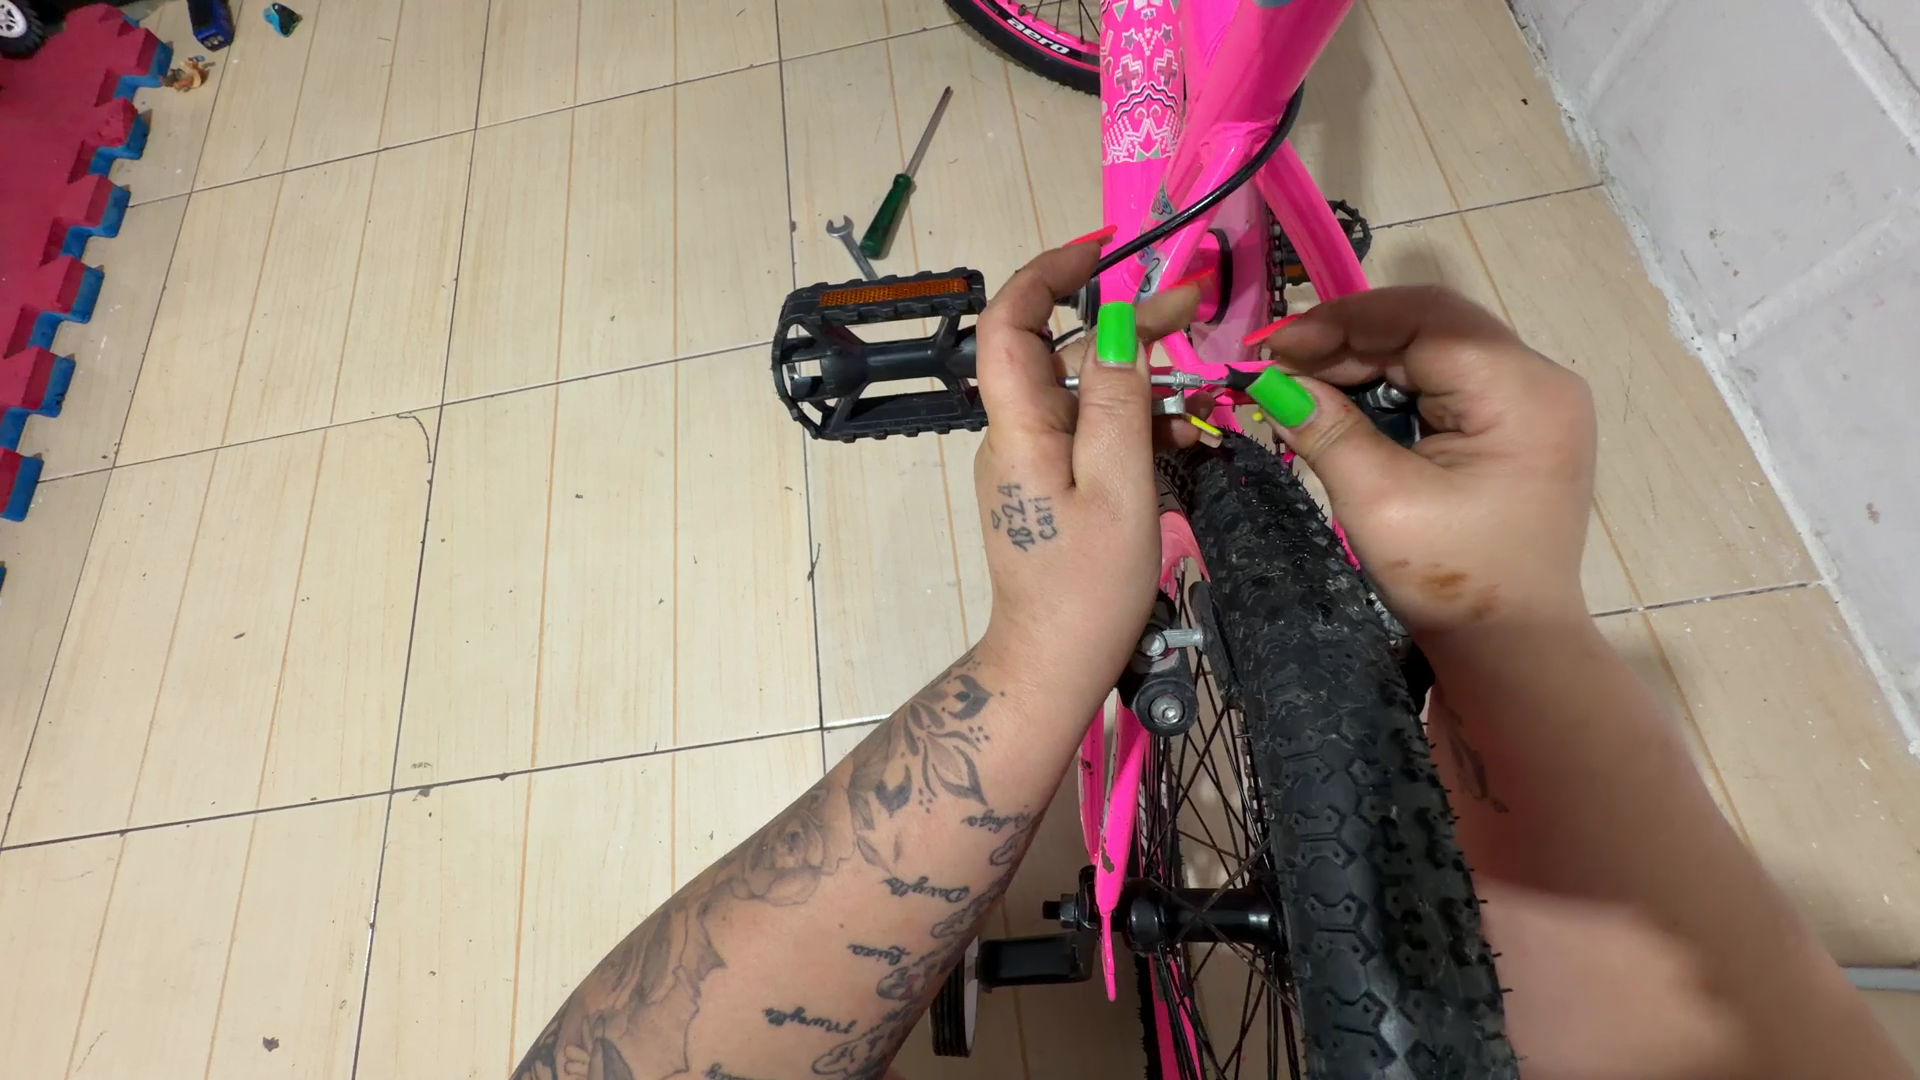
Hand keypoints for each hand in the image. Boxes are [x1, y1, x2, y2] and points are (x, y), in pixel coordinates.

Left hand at [969, 241, 1202, 700]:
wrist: (1054, 659)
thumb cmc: (1088, 584)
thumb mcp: (1118, 486)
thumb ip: (1118, 400)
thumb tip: (1121, 323)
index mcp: (1019, 427)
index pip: (1010, 322)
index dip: (1048, 273)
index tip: (1107, 247)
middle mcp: (1014, 434)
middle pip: (1060, 354)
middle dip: (1124, 326)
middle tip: (1194, 310)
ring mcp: (1029, 460)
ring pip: (1082, 395)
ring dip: (1138, 383)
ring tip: (1200, 393)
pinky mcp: (1047, 484)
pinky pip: (1087, 435)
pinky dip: (1130, 426)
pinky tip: (1178, 434)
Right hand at [1251, 286, 1595, 634]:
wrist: (1506, 639)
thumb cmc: (1449, 574)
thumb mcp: (1377, 500)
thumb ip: (1325, 430)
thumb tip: (1268, 383)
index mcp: (1520, 392)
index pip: (1425, 320)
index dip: (1342, 322)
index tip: (1274, 346)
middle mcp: (1534, 380)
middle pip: (1429, 327)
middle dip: (1346, 339)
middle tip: (1276, 366)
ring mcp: (1525, 400)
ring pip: (1428, 350)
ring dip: (1358, 360)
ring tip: (1296, 382)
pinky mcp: (1507, 422)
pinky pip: (1436, 381)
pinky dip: (1381, 385)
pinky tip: (1338, 400)